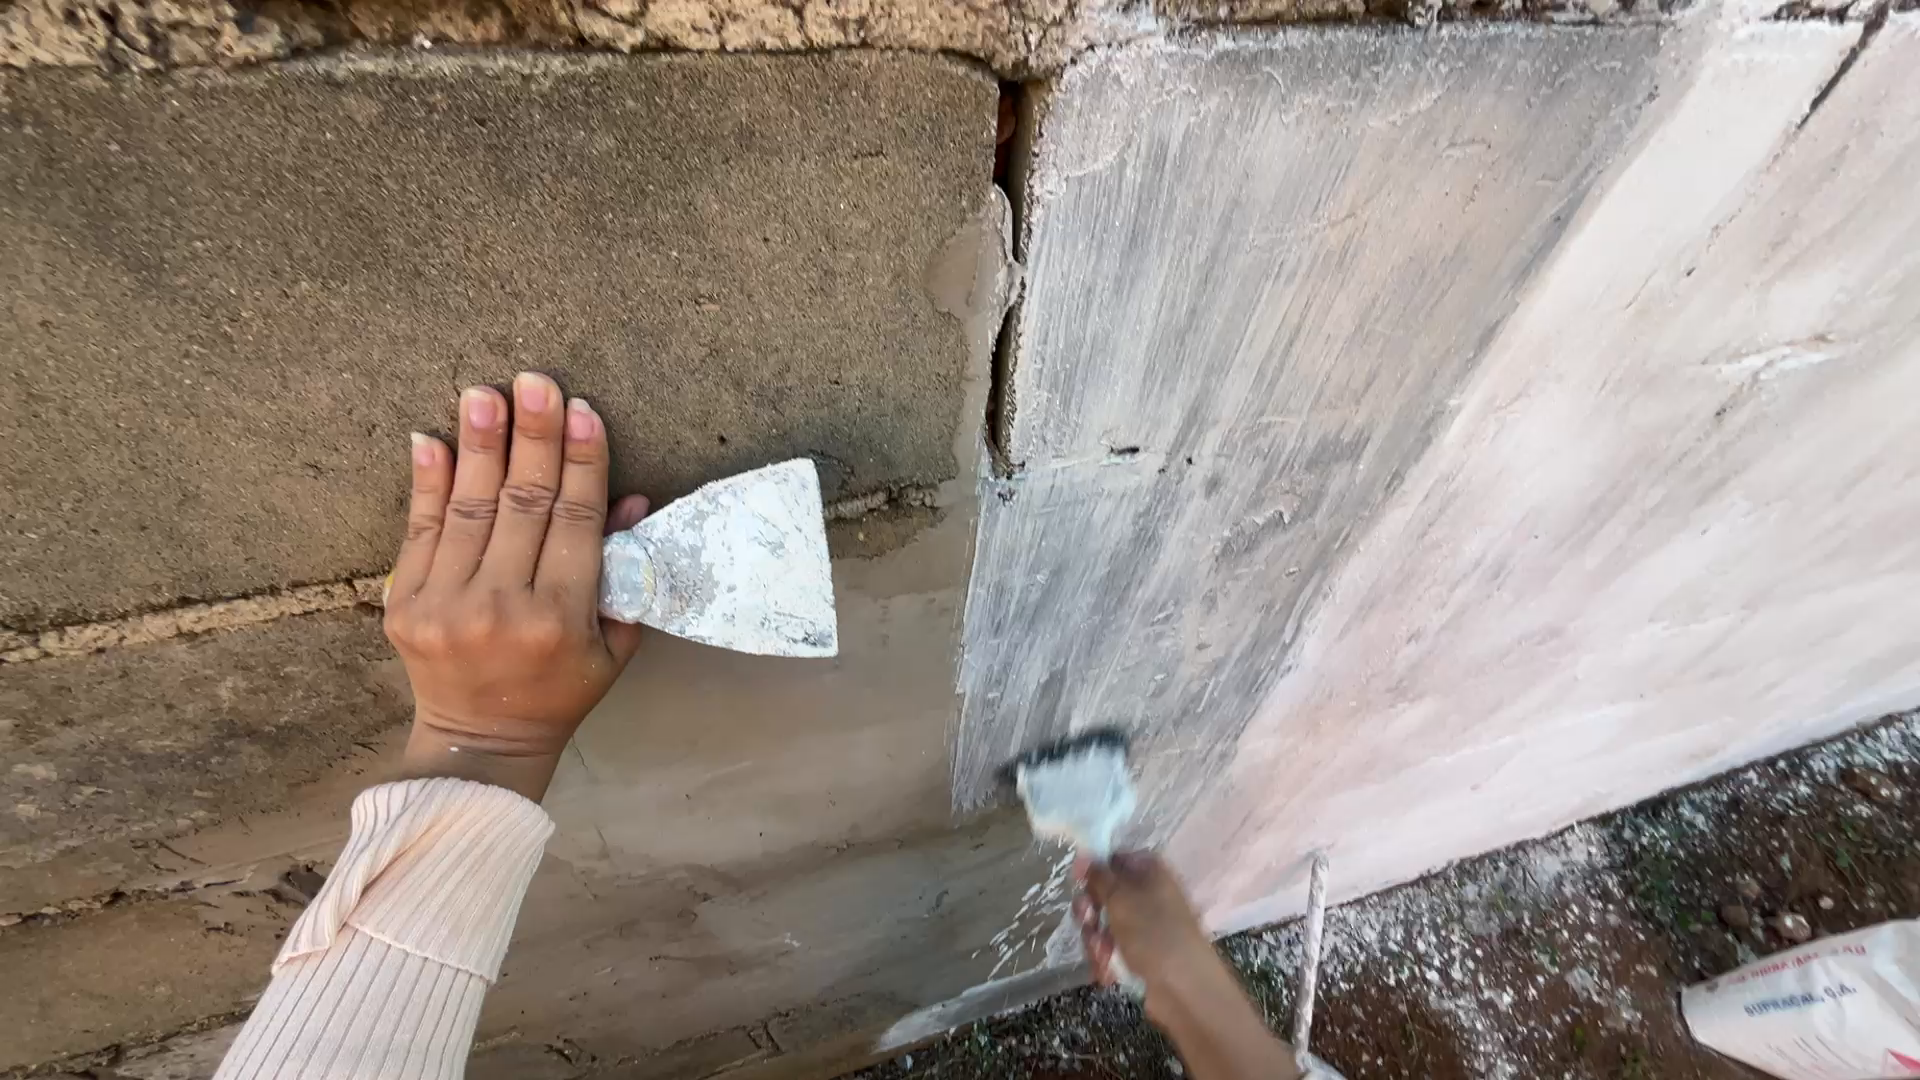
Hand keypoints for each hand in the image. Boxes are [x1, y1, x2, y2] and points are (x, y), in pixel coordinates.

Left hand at [383, 372, 649, 800]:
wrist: (481, 741)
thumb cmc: (563, 691)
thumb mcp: (613, 644)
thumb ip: (625, 576)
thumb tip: (630, 500)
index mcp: (562, 618)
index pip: (576, 523)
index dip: (583, 464)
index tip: (583, 412)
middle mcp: (503, 605)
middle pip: (523, 504)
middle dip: (533, 439)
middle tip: (534, 382)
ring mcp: (445, 604)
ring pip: (468, 508)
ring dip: (478, 445)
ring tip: (483, 393)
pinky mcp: (403, 605)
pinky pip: (417, 532)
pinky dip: (425, 482)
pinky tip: (430, 438)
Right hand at [1076, 852, 1302, 1078]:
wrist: (1186, 991)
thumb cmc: (1154, 934)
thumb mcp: (1121, 898)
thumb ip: (1098, 875)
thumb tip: (1083, 855)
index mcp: (1148, 870)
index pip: (1112, 859)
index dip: (1093, 870)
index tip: (1079, 881)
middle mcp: (1147, 894)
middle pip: (1103, 894)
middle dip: (1090, 912)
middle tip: (1090, 922)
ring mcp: (1144, 926)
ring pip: (1102, 924)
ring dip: (1096, 941)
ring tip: (1104, 956)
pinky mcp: (1140, 954)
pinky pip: (1111, 949)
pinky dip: (1106, 960)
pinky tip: (1110, 973)